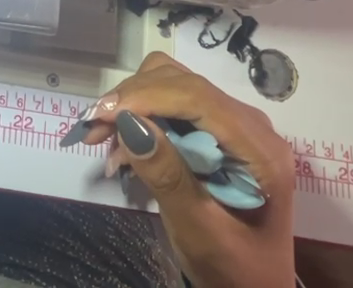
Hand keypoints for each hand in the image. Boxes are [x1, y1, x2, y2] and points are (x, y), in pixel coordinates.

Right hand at [78, 52, 294, 287]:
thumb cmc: (233, 269)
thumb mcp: (201, 232)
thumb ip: (168, 177)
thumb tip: (130, 122)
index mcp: (259, 150)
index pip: (198, 97)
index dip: (146, 96)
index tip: (102, 114)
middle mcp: (250, 124)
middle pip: (181, 84)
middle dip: (132, 99)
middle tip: (93, 130)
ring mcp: (233, 123)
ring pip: (172, 84)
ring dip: (133, 103)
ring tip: (103, 137)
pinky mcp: (215, 129)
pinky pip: (171, 102)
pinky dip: (141, 114)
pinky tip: (122, 144)